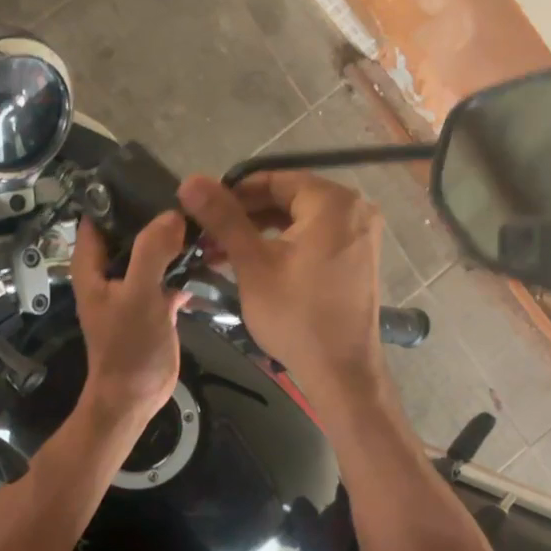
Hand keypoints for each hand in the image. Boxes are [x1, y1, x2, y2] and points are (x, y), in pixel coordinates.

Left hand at [70, 216, 190, 434]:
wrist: (134, 397)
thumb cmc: (128, 348)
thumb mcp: (139, 295)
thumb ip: (152, 252)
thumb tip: (172, 215)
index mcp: (91, 267)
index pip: (97, 217)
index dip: (118, 195)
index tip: (152, 177)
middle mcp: (109, 273)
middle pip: (129, 231)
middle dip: (155, 214)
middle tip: (189, 196)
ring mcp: (132, 289)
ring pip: (152, 253)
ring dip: (174, 240)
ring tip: (204, 219)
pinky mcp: (153, 306)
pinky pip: (169, 276)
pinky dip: (185, 266)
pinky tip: (211, 254)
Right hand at [178, 172, 386, 401]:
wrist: (340, 370)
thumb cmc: (295, 315)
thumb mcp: (253, 264)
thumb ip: (223, 219)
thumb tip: (190, 181)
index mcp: (333, 202)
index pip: (274, 180)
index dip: (233, 193)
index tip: (203, 212)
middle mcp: (355, 209)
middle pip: (289, 199)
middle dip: (245, 216)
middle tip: (208, 237)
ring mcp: (361, 236)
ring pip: (300, 221)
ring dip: (261, 233)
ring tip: (223, 253)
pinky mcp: (358, 260)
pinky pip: (315, 239)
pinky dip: (285, 247)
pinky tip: (255, 265)